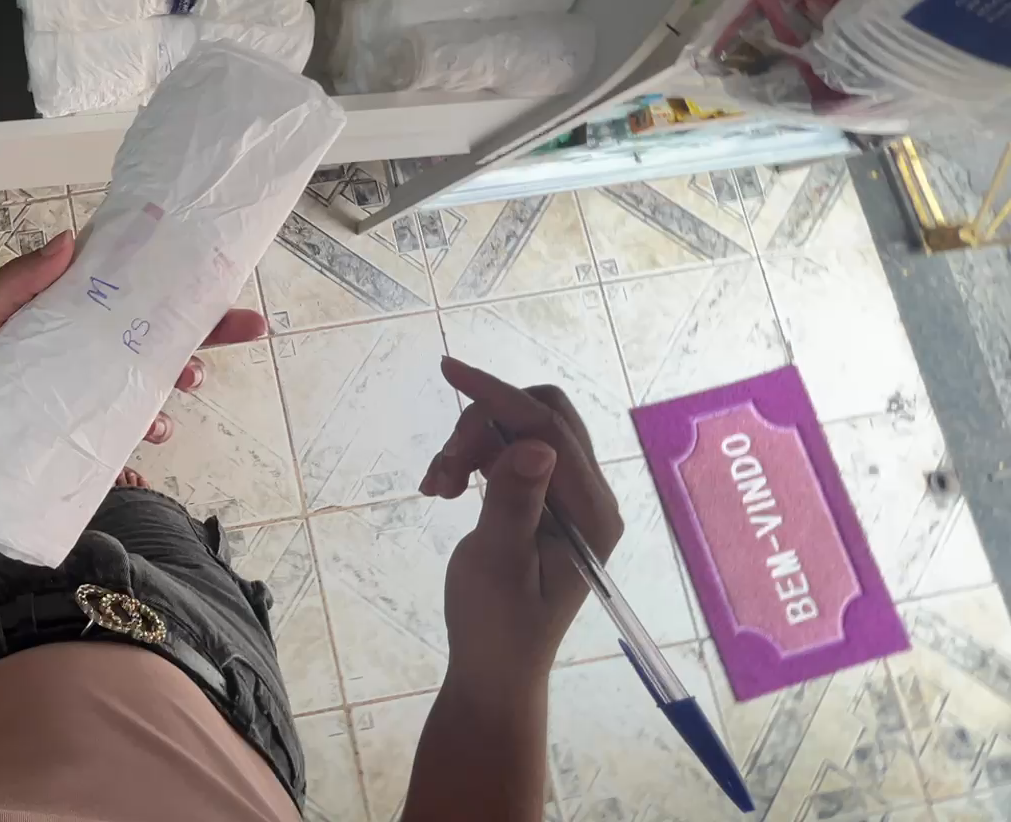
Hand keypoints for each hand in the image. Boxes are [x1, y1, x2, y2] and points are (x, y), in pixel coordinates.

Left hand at [0, 229, 267, 441]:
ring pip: (154, 381)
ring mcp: (94, 391)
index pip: (127, 287)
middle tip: (244, 325)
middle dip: (206, 329)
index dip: (170, 278)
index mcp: (69, 311)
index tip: (211, 270)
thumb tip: (68, 239)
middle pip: (158, 332)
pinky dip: (151, 433)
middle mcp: (90, 348)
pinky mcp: (91, 431)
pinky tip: (150, 436)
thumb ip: (18, 282)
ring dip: (180, 380)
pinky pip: (133, 430)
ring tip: (183, 386)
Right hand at [423, 357, 623, 692]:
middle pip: (539, 416)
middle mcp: (587, 494)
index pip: (547, 428)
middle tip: (446, 467)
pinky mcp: (537, 498)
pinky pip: (502, 452)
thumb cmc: (497, 622)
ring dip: (467, 446)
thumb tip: (535, 446)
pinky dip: (467, 459)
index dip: (497, 394)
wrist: (493, 661)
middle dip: (482, 426)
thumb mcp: (499, 562)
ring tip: (439, 486)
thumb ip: (516, 502)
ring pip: (514, 431)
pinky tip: (443, 488)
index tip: (448, 370)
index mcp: (592, 511)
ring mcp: (564, 496)